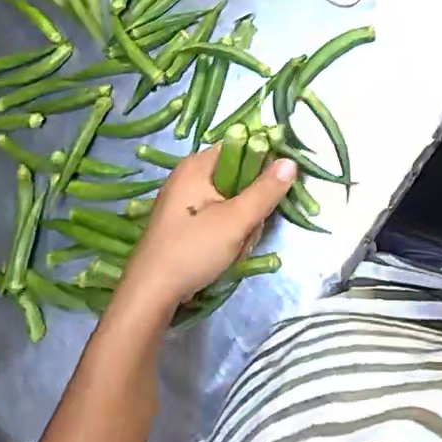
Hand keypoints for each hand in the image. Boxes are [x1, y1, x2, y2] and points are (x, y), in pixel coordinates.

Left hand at [114, 146, 295, 310]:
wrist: (151, 294)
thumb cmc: (192, 249)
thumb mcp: (236, 220)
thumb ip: (266, 190)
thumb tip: (291, 162)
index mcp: (197, 166)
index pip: (240, 147)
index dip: (263, 163)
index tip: (275, 189)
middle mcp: (189, 177)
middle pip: (239, 177)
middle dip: (252, 205)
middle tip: (249, 228)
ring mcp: (186, 202)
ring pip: (233, 201)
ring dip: (243, 225)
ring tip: (235, 247)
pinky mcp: (185, 223)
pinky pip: (220, 217)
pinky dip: (229, 234)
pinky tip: (227, 254)